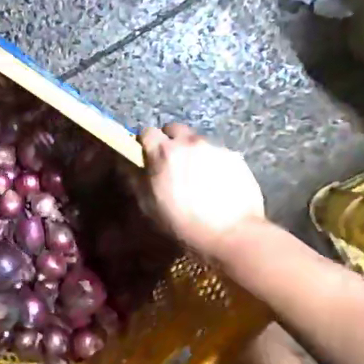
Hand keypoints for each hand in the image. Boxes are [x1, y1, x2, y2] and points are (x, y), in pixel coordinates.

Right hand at [140, 123, 266, 257]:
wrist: (231, 235)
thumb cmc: (183, 224)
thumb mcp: (149, 206)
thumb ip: (136, 180)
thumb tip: (127, 164)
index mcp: (163, 153)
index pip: (147, 131)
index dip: (146, 143)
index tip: (147, 156)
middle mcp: (188, 143)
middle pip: (174, 128)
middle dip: (170, 141)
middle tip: (172, 163)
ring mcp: (214, 147)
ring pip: (197, 140)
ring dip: (193, 151)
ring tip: (198, 176)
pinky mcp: (235, 156)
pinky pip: (218, 153)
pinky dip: (214, 162)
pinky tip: (217, 183)